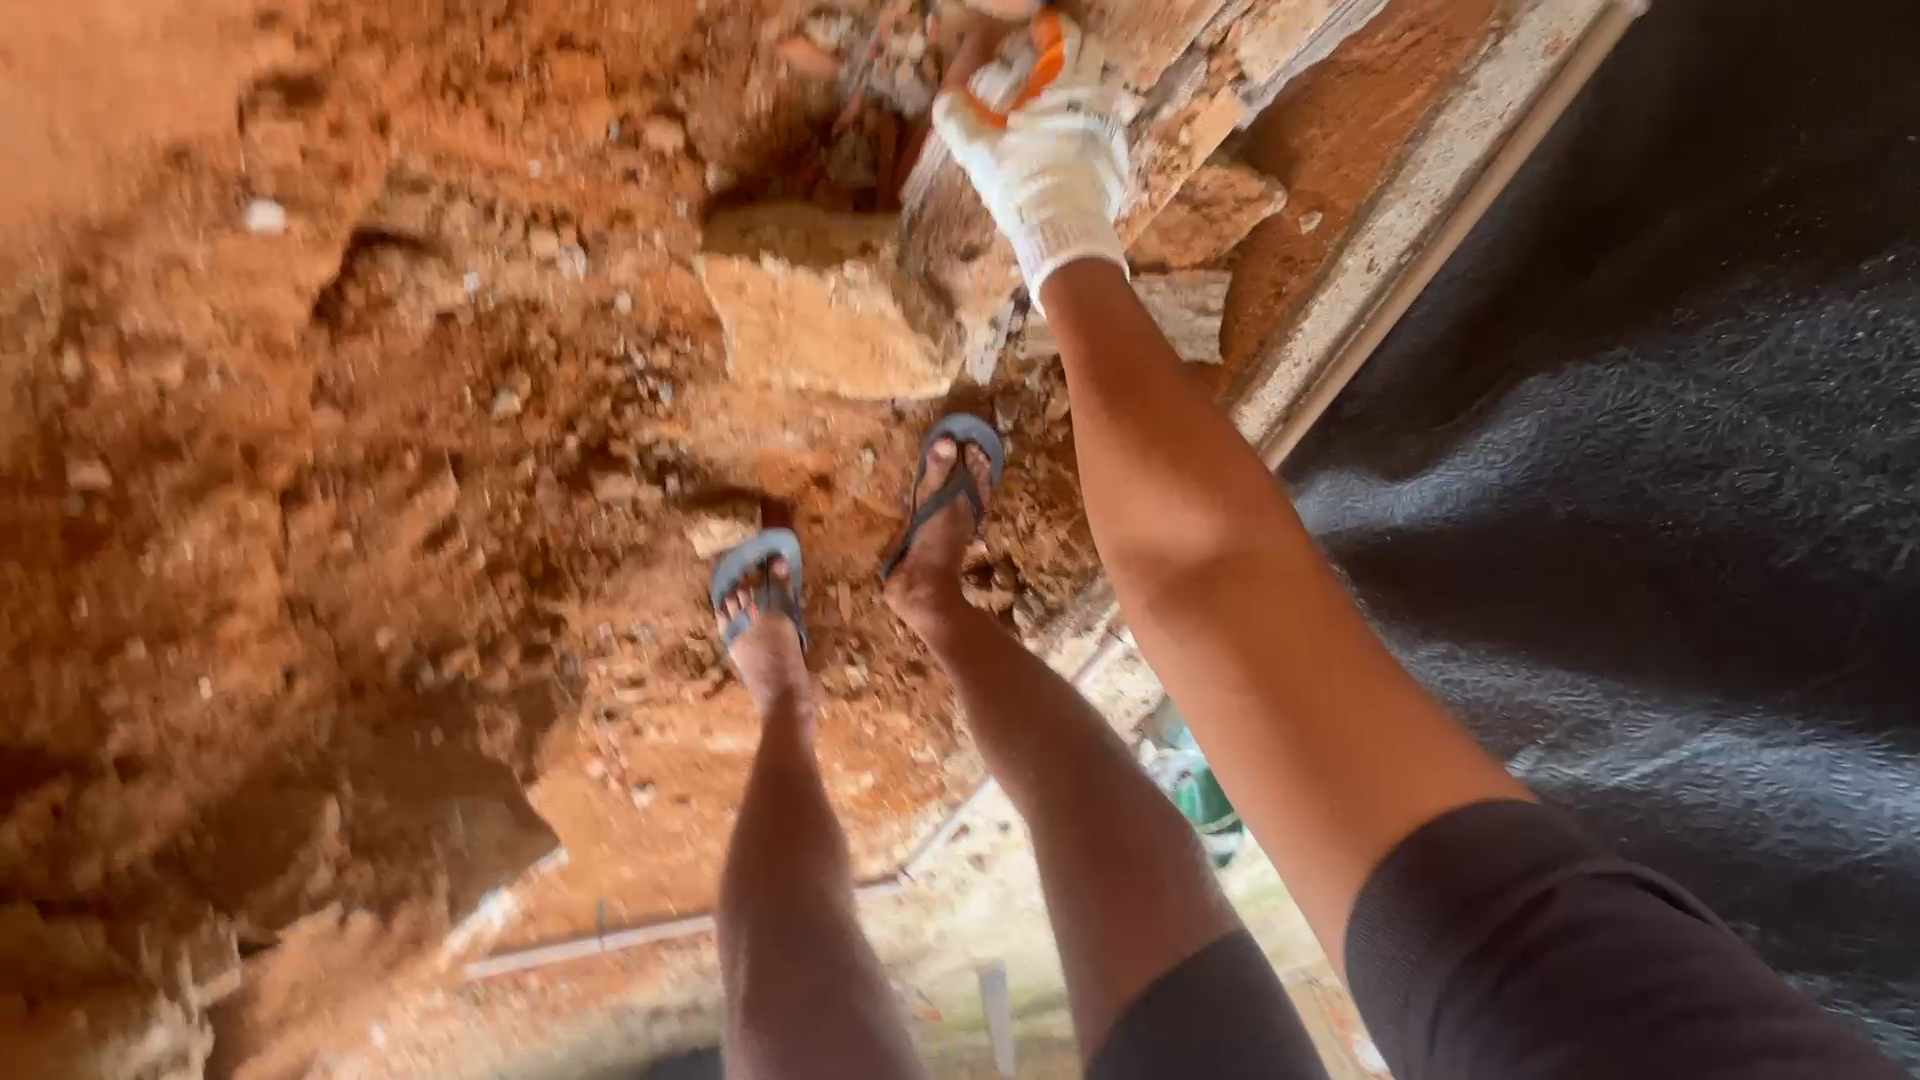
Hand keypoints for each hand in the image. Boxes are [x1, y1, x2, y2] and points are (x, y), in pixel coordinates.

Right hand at [931, 12, 1130, 303]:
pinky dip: (1087, 123)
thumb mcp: (980, 150)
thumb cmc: (1021, 183)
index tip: (1034, 32)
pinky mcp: (1117, 156)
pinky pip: (1104, 125)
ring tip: (1054, 106)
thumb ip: (958, 118)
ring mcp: (1110, 126)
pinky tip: (1068, 143)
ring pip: (1099, 90)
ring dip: (1078, 89)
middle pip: (1089, 54)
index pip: (1064, 34)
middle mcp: (1094, 96)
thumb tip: (945, 99)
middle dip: (1069, 51)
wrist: (1062, 231)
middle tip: (1045, 65)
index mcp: (1063, 84)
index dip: (1047, 28)